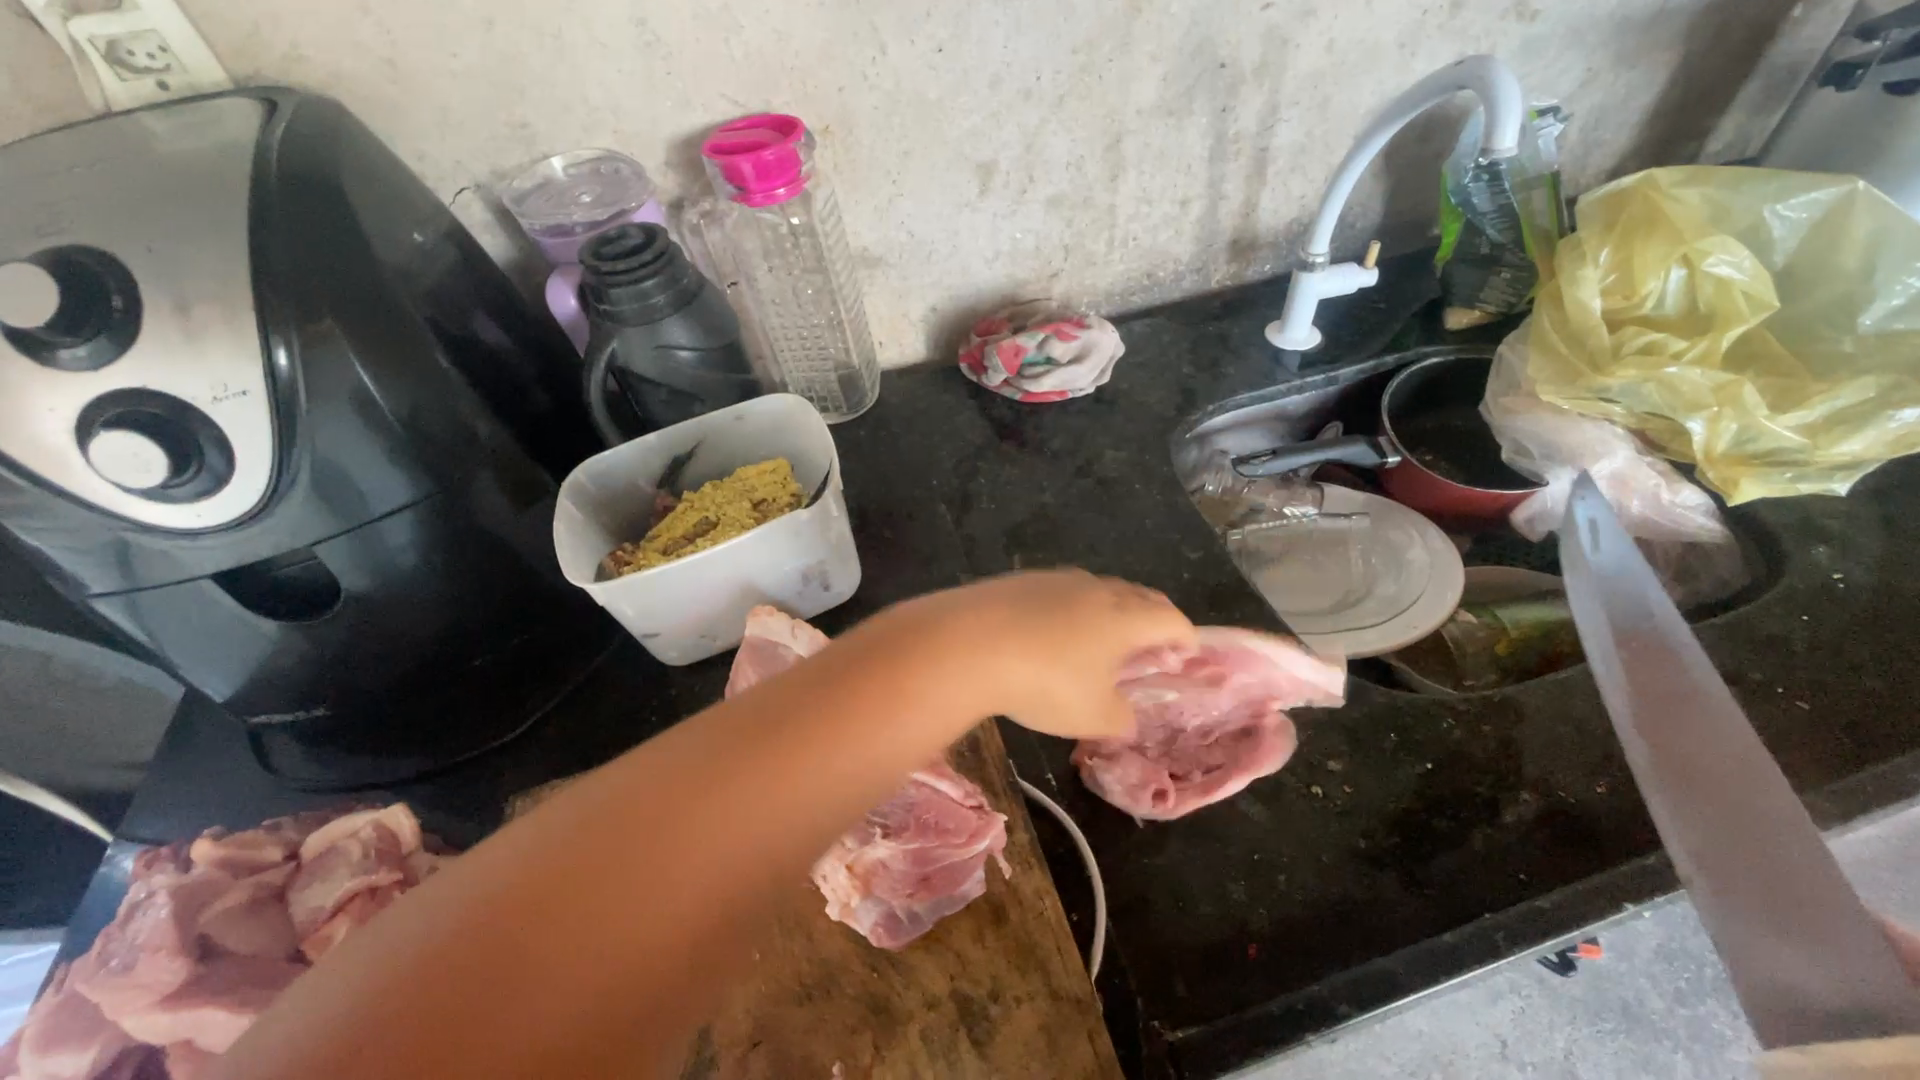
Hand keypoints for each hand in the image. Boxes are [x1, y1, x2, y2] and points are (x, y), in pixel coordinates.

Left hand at [875, 569, 1195, 739]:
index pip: (1171, 619)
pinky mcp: (1019, 581)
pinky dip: (1069, 612)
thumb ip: (1119, 718)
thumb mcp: (1091, 716)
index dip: (1184, 637)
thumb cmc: (1044, 683)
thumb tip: (1125, 716)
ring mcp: (1055, 580)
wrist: (966, 643)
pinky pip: (1059, 593)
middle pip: (1138, 596)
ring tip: (1100, 641)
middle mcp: (1096, 589)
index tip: (1185, 653)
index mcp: (1125, 617)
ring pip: (1097, 591)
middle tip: (1151, 644)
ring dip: (1109, 612)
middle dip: (1152, 619)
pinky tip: (1050, 634)